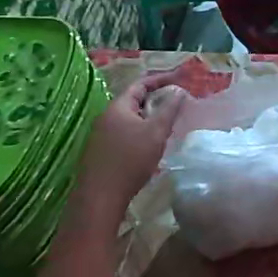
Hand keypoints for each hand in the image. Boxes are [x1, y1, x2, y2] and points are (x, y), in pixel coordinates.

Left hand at [77, 72, 188, 206]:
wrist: (100, 197)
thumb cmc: (130, 160)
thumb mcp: (156, 132)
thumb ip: (169, 110)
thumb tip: (179, 91)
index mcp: (118, 107)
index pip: (140, 84)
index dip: (160, 79)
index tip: (178, 79)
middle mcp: (105, 116)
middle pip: (133, 101)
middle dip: (155, 100)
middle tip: (174, 105)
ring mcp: (99, 135)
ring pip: (128, 119)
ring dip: (147, 118)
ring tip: (165, 126)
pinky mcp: (99, 152)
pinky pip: (122, 133)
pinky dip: (138, 132)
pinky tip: (147, 146)